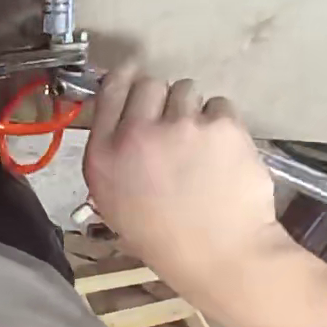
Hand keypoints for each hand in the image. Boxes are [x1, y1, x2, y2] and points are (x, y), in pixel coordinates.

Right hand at [81, 68, 303, 315]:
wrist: (218, 253)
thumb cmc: (160, 235)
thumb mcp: (112, 200)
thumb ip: (111, 158)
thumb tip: (121, 126)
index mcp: (104, 155)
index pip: (109, 93)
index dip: (122, 78)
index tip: (130, 73)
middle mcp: (135, 133)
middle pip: (147, 83)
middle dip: (160, 97)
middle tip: (171, 120)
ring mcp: (180, 126)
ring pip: (186, 90)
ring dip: (191, 108)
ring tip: (199, 141)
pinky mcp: (221, 126)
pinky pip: (220, 106)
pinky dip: (221, 122)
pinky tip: (222, 150)